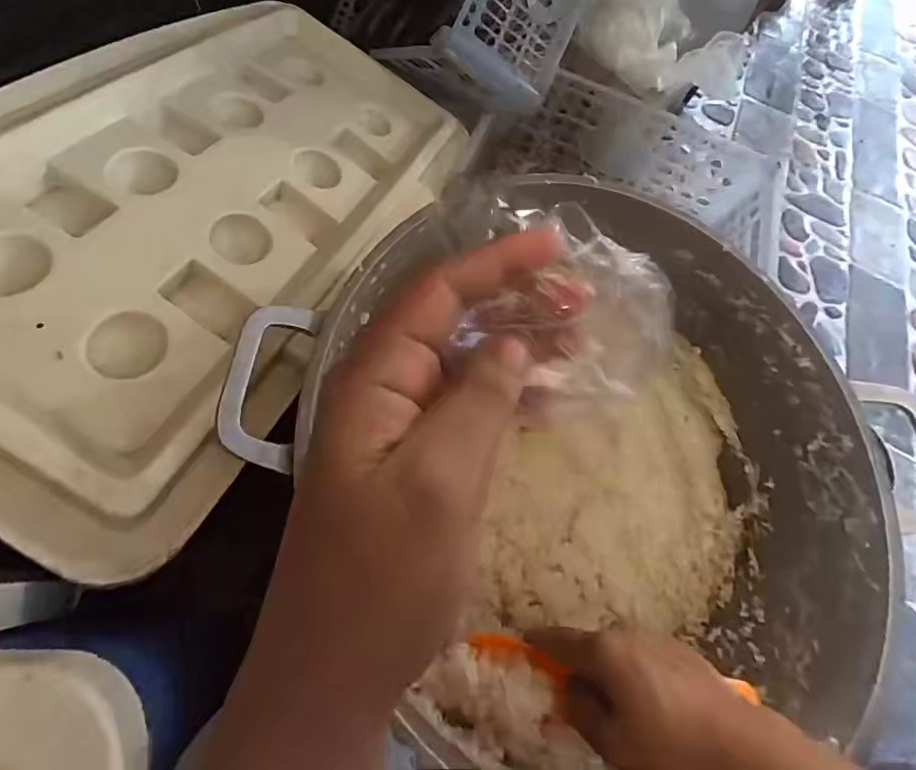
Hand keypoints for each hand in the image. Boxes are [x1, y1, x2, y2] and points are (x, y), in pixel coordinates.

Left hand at [204, 229, 563, 769]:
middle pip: (451, 319)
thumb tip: (509, 345)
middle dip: (513, 300)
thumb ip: (477, 402)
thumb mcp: (439, 483)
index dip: (495, 262)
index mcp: (373, 377)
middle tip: (579, 301)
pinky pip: (466, 403)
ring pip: (464, 360)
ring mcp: (398, 423)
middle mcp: (382, 387)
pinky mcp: (416, 456)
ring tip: (578, 341)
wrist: (336, 671)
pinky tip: (550, 394)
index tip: (553, 244)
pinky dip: (508, 392)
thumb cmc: (382, 578)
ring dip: (518, 344)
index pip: (436, 294)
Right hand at [529, 628, 854, 769]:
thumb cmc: (670, 753)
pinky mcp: (685, 655)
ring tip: (608, 701)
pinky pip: (645, 659)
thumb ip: (583, 712)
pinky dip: (634, 673)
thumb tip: (569, 689)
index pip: (559, 640)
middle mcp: (630, 634)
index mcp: (605, 650)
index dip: (538, 644)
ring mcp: (660, 641)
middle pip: (592, 644)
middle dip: (577, 663)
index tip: (523, 644)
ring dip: (608, 669)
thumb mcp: (614, 745)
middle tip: (567, 689)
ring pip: (620, 651)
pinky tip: (644, 703)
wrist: (745, 751)